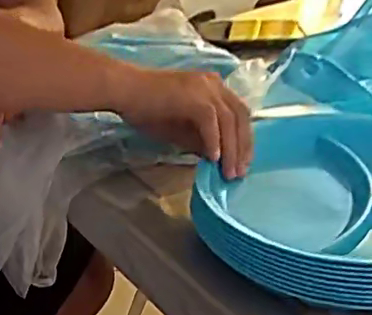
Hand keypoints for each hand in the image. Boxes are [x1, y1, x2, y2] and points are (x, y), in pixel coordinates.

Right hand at [112, 68, 253, 178]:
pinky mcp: (192, 97)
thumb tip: (214, 157)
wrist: (128, 92)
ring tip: (228, 172)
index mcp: (212, 88)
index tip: (241, 163)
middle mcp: (214, 84)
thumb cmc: (148, 110)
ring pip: (228, 119)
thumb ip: (199, 140)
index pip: (237, 113)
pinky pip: (210, 121)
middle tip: (240, 173)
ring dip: (231, 149)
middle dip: (243, 147)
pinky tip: (213, 159)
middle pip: (240, 116)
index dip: (243, 139)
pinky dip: (214, 140)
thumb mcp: (180, 129)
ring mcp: (204, 89)